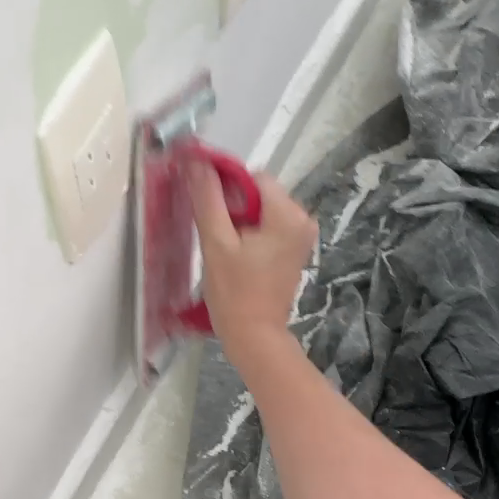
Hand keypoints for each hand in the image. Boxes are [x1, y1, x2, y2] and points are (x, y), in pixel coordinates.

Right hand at [183, 162, 317, 358]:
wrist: (253, 335)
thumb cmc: (234, 293)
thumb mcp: (216, 245)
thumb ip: (207, 200)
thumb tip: (195, 162)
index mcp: (289, 215)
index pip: (253, 178)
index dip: (225, 185)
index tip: (203, 204)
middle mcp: (303, 219)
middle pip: (259, 193)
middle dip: (232, 205)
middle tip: (213, 235)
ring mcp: (301, 236)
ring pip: (261, 209)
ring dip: (237, 220)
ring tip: (222, 247)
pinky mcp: (293, 249)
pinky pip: (267, 226)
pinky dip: (248, 232)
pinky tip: (234, 254)